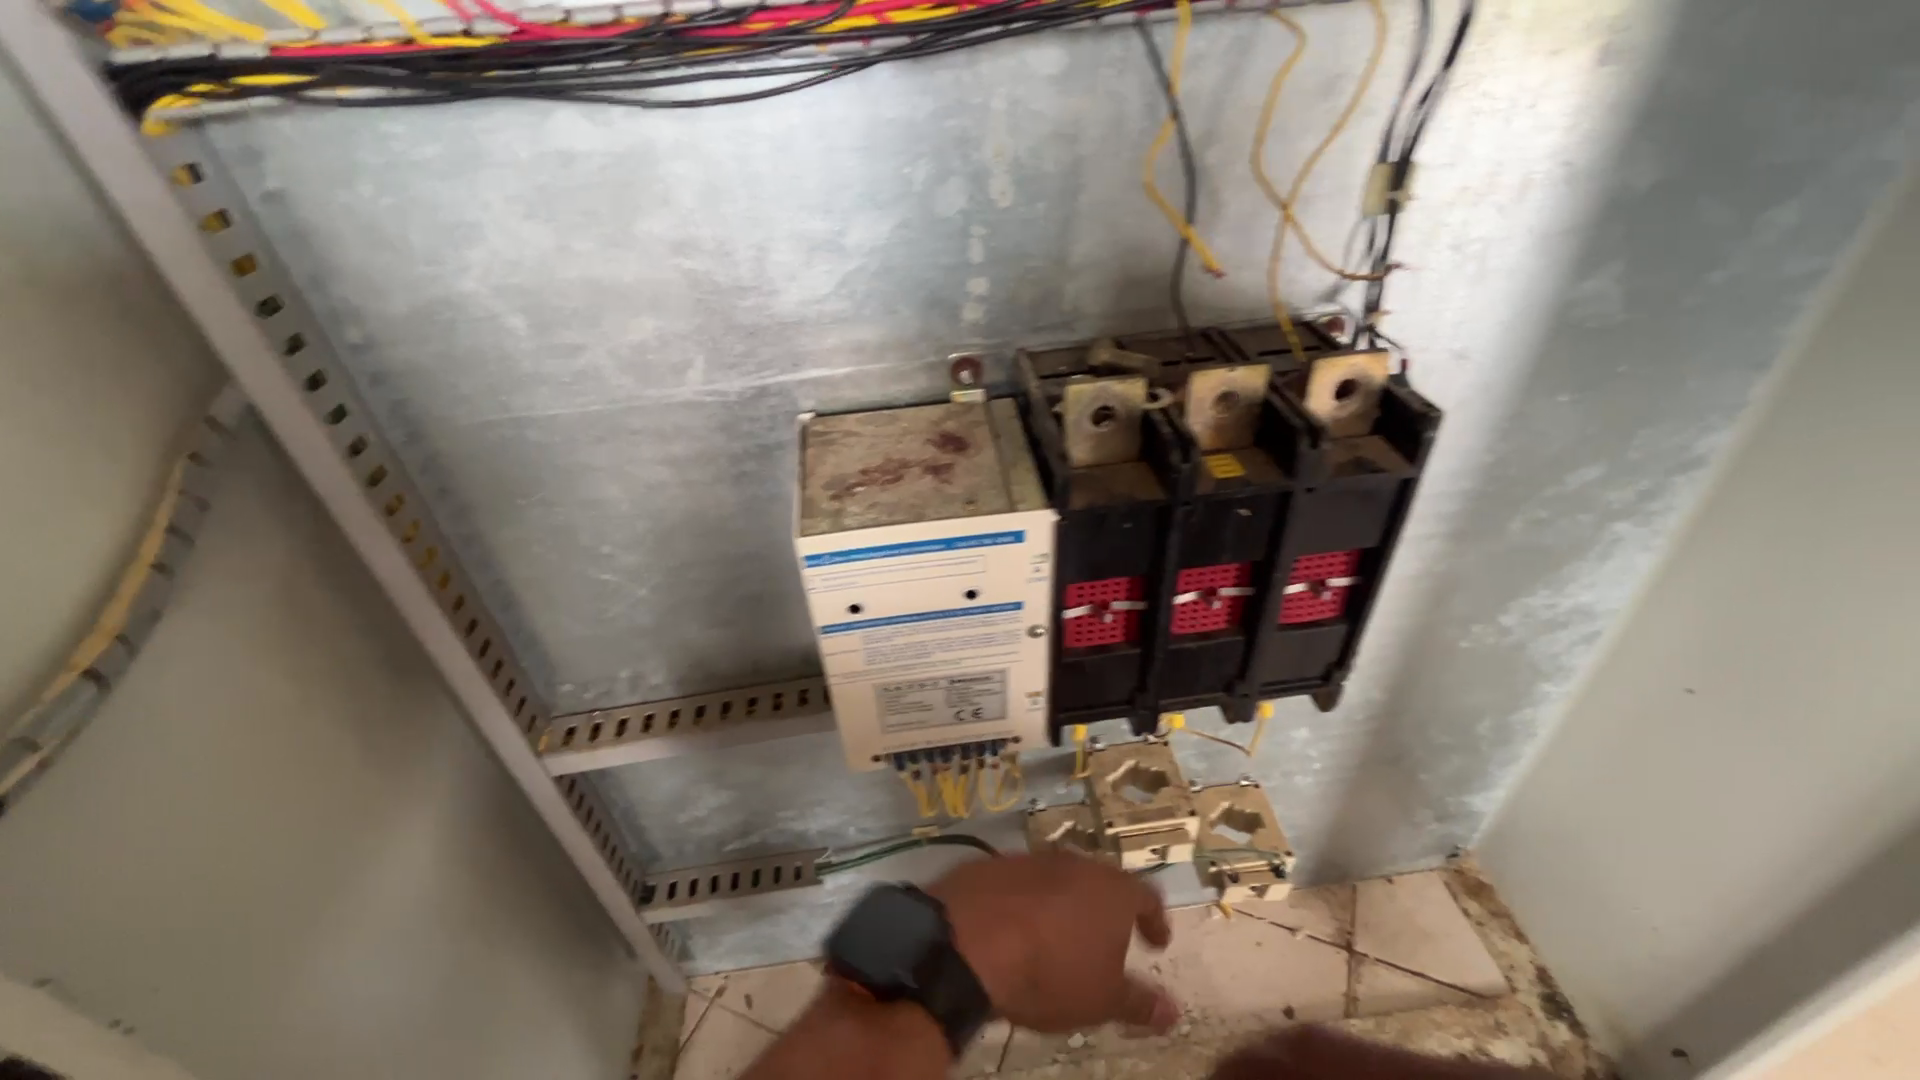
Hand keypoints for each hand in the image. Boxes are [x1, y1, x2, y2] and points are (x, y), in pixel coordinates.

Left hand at [927, 852, 1178, 1033]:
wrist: (969, 941)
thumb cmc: (1049, 972)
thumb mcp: (1102, 999)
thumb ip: (1140, 1003)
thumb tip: (1173, 1011)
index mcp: (1112, 891)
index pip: (1147, 896)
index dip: (1154, 919)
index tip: (1156, 941)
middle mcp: (1075, 864)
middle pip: (1101, 882)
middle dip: (1107, 910)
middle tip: (1106, 940)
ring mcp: (1031, 859)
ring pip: (1060, 879)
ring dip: (1064, 904)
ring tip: (1058, 937)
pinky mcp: (992, 864)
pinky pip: (1020, 883)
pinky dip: (1026, 902)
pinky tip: (1017, 928)